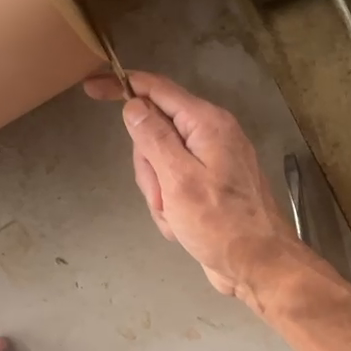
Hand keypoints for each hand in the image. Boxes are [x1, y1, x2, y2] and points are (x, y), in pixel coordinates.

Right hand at [84, 70, 298, 302]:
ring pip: (160, 162)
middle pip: (155, 131)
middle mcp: (211, 134)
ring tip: (174, 216)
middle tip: (160, 195)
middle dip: (148, 166)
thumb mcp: (178, 178)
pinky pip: (173, 183)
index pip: (156, 89)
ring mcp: (211, 160)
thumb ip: (153, 137)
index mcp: (207, 123)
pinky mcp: (210, 184)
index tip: (90, 88)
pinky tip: (181, 225)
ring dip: (158, 192)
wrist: (259, 266)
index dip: (121, 85)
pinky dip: (169, 205)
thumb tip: (134, 105)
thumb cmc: (221, 223)